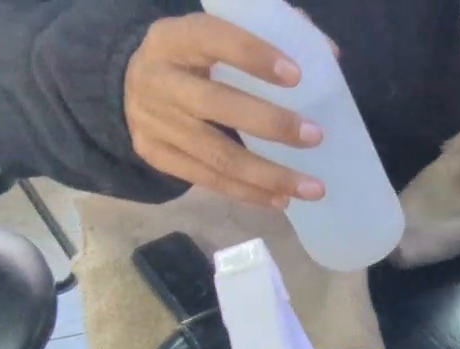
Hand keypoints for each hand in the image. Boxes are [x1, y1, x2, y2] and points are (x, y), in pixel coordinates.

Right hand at [126, 13, 325, 208]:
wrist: (131, 88)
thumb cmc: (193, 62)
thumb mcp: (216, 40)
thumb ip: (267, 38)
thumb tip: (329, 55)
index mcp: (171, 38)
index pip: (211, 38)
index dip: (252, 55)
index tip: (296, 75)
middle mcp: (157, 80)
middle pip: (217, 105)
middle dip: (272, 124)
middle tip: (316, 136)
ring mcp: (153, 122)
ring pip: (219, 156)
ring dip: (271, 175)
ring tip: (313, 188)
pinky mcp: (155, 155)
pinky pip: (210, 181)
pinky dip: (250, 194)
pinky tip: (282, 199)